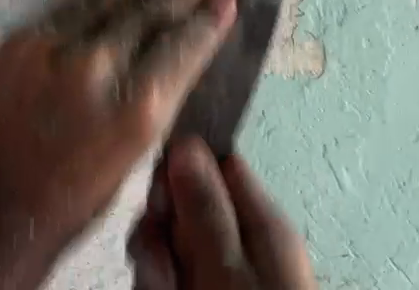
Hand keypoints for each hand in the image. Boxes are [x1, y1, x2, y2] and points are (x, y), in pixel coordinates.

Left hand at [0, 0, 236, 244]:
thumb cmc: (76, 193)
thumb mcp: (134, 153)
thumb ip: (151, 96)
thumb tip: (170, 47)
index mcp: (137, 109)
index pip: (181, 50)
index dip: (206, 20)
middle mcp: (97, 68)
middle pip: (145, 15)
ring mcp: (54, 47)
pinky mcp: (21, 39)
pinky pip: (64, 2)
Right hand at [126, 137, 314, 289]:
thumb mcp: (227, 271)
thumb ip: (205, 208)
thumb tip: (186, 143)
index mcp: (264, 226)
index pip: (216, 163)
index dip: (179, 169)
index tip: (159, 196)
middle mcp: (244, 244)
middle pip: (184, 205)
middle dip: (159, 229)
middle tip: (161, 263)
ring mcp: (223, 276)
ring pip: (168, 245)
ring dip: (154, 267)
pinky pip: (167, 275)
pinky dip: (158, 286)